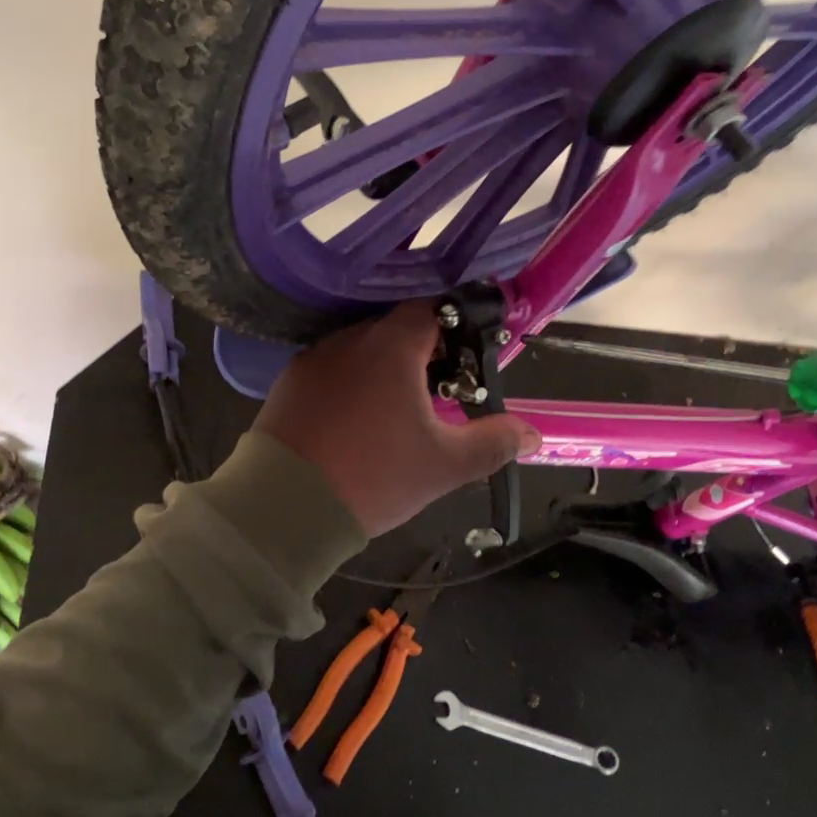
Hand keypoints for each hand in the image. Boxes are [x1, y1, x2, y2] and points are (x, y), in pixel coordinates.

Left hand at [254, 301, 540, 536]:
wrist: (285, 505)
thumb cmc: (373, 476)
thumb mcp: (444, 465)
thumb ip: (494, 443)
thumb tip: (532, 434)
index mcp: (390, 346)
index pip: (431, 310)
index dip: (455, 327)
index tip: (469, 358)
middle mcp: (347, 340)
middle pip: (394, 330)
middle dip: (421, 353)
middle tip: (439, 393)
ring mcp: (312, 360)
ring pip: (359, 351)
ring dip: (382, 370)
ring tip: (397, 413)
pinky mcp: (286, 383)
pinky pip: (329, 371)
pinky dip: (349, 385)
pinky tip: (355, 422)